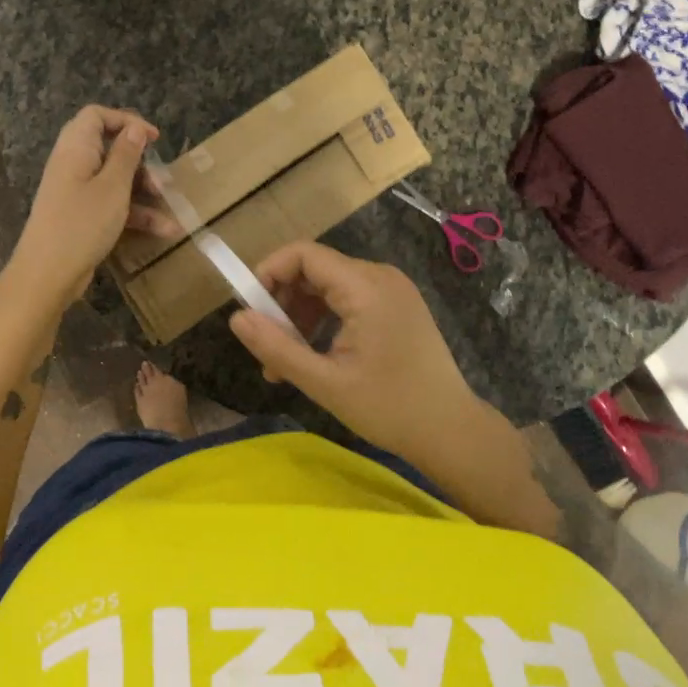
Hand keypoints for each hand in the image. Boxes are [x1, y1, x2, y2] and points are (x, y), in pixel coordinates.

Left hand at [8, 106, 179, 305]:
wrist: (47, 274)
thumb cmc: (81, 223)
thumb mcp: (113, 187)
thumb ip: (126, 155)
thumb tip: (135, 127)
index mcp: (76, 148)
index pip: (96, 116)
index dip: (126, 121)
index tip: (153, 138)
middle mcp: (73, 165)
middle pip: (109, 149)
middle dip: (140, 163)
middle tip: (161, 179)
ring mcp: (75, 192)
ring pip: (114, 180)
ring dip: (143, 193)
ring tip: (169, 207)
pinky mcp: (80, 216)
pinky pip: (110, 205)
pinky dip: (134, 214)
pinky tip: (163, 230)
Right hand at [229, 242, 482, 460]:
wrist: (451, 431)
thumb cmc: (389, 408)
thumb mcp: (324, 382)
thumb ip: (277, 347)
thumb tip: (236, 318)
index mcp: (365, 287)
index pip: (303, 254)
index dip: (268, 272)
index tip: (249, 309)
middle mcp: (380, 276)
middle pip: (314, 269)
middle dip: (282, 302)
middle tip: (266, 345)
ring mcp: (392, 290)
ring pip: (328, 286)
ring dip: (300, 316)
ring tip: (284, 363)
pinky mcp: (397, 306)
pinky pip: (348, 298)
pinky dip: (324, 320)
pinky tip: (314, 356)